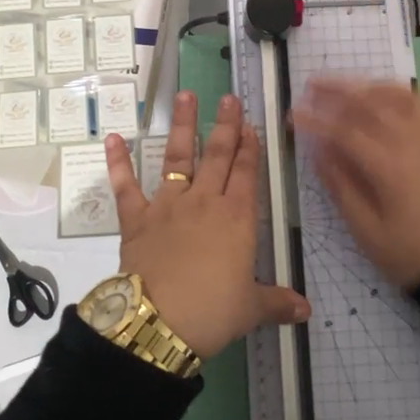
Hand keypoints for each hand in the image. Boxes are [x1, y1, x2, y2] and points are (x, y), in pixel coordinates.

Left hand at [105, 92, 309, 356]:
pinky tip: (113, 138)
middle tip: (228, 98)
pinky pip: (125, 186)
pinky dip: (118, 162)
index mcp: (236, 219)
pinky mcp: (136, 219)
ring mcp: (167, 206)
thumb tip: (306, 310)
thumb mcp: (251, 309)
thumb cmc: (211, 312)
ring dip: (182, 126)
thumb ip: (277, 302)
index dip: (250, 148)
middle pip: (217, 156)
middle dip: (225, 125)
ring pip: (177, 158)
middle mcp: (203, 202)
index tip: (251, 124)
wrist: (157, 323)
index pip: (247, 173)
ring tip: (185, 96)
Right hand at [291, 79, 419, 288]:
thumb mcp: (366, 231)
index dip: (316, 121)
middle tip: (313, 85)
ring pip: (404, 98)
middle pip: (372, 104)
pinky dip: (417, 98)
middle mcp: (414, 143)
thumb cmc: (411, 255)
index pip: (344, 131)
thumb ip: (342, 186)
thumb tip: (320, 151)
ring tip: (352, 85)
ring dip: (374, 87)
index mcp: (389, 166)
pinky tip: (404, 99)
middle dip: (339, 91)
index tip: (293, 115)